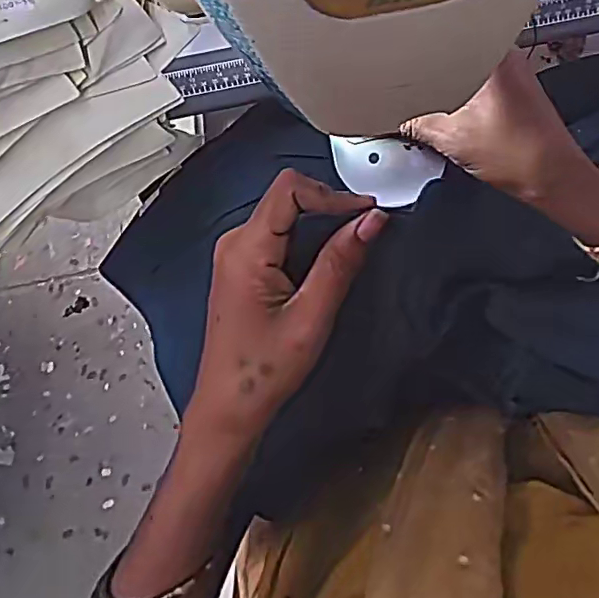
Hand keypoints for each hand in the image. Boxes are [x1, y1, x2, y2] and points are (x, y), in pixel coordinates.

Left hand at [187, 169, 386, 446]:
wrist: (228, 408)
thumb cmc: (260, 372)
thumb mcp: (311, 317)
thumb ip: (340, 262)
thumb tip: (369, 222)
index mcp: (245, 250)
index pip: (289, 189)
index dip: (332, 195)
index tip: (365, 211)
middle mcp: (235, 243)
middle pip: (288, 195)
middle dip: (331, 206)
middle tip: (365, 227)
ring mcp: (237, 253)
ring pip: (286, 212)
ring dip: (322, 222)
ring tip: (350, 245)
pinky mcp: (244, 264)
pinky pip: (280, 232)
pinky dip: (309, 237)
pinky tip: (326, 260)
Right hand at [401, 50, 598, 245]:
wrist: (556, 180)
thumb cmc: (523, 158)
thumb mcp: (452, 138)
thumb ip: (416, 123)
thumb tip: (395, 118)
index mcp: (494, 55)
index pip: (445, 34)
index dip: (417, 44)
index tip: (397, 49)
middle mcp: (507, 57)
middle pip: (454, 51)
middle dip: (428, 66)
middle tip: (404, 74)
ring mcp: (513, 74)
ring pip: (466, 67)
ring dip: (445, 81)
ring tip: (422, 92)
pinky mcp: (514, 92)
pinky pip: (477, 83)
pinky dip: (460, 93)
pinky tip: (447, 109)